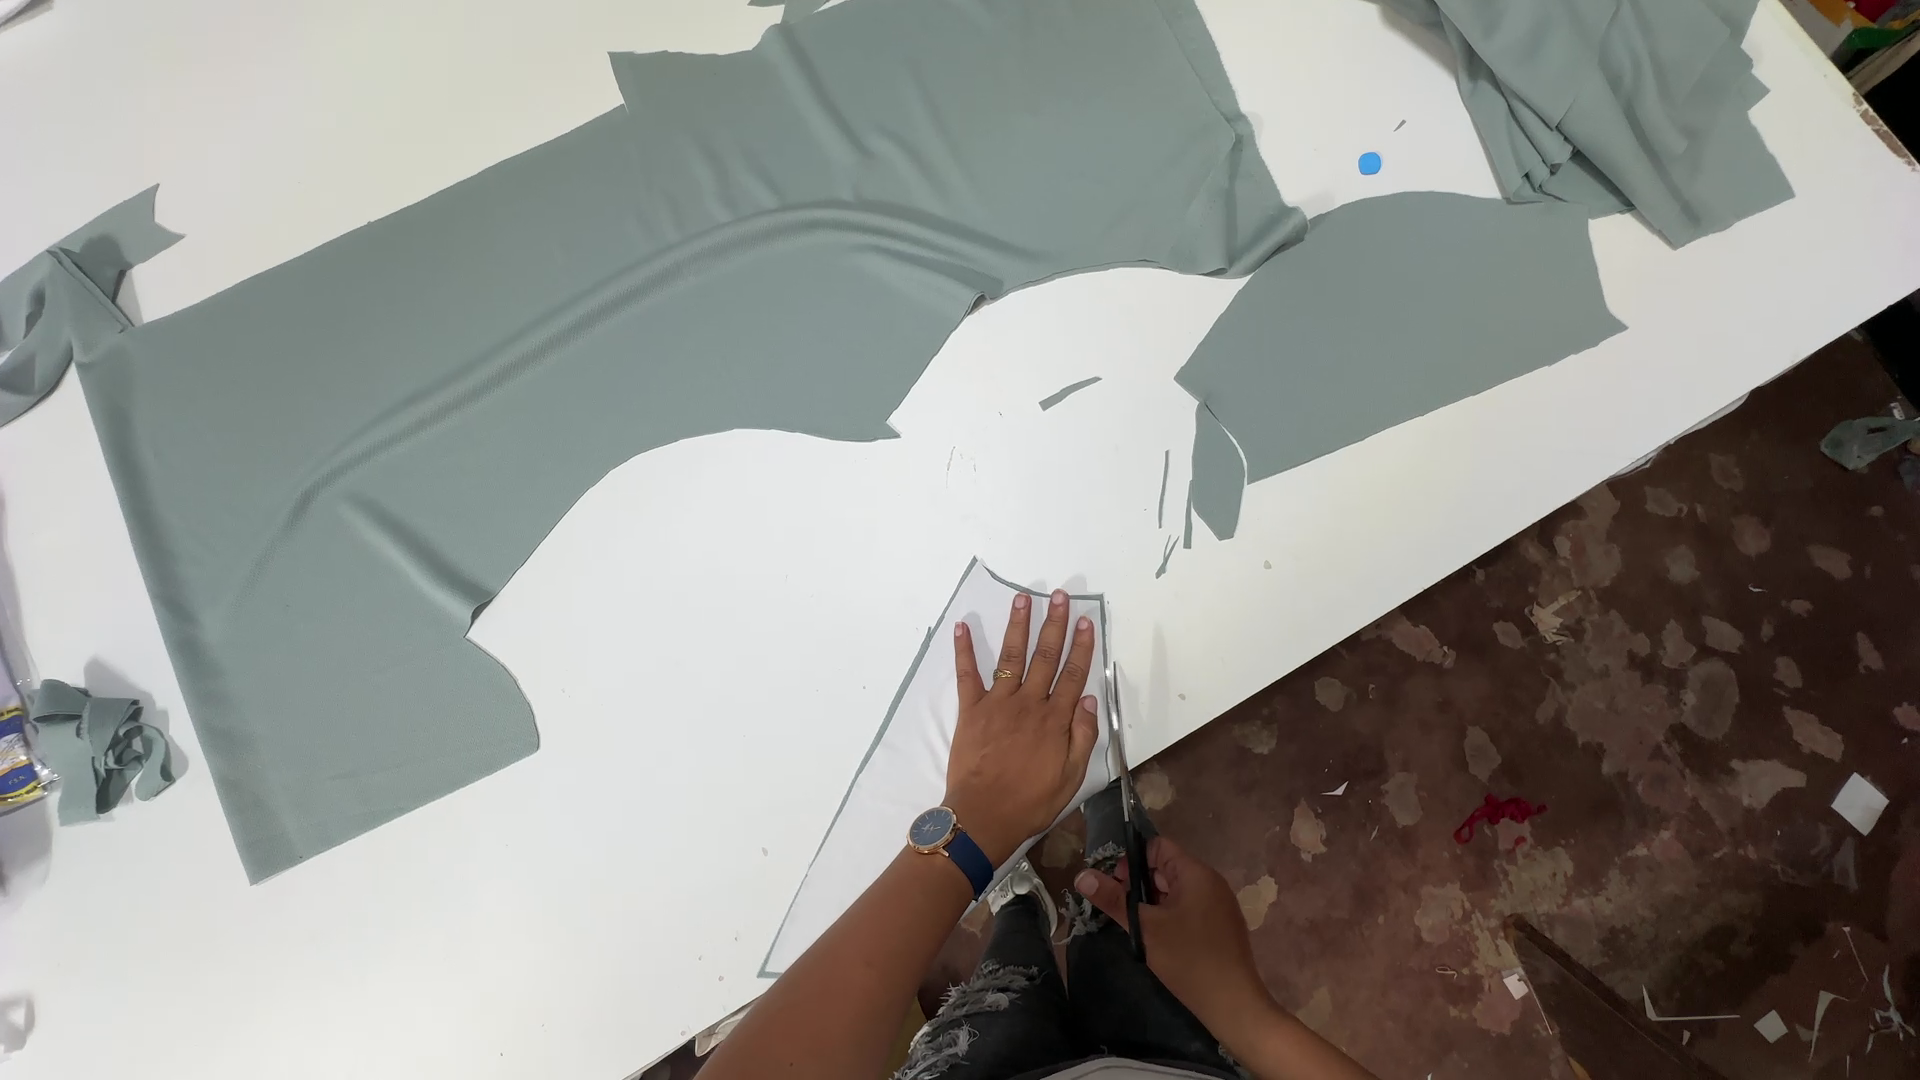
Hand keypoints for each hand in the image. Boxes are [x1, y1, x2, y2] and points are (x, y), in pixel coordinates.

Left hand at [944, 590, 1099, 865]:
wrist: (983, 816)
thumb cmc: (1030, 802)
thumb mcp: (1071, 777)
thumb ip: (1082, 736)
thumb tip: (1090, 699)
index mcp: (1055, 719)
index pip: (1073, 674)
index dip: (1082, 646)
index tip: (1086, 620)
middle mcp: (1028, 703)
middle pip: (1045, 656)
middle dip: (1054, 624)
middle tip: (1059, 595)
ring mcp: (998, 703)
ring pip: (1011, 656)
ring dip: (1018, 625)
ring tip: (1023, 598)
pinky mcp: (971, 709)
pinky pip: (967, 674)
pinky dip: (964, 649)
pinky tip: (961, 626)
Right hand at [1072, 835, 1275, 1041]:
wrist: (1235, 1007)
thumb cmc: (1189, 960)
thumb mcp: (1145, 928)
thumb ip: (1112, 899)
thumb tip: (1081, 875)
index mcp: (1195, 873)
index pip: (1158, 847)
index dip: (1133, 861)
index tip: (1117, 886)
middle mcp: (1210, 882)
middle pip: (1166, 868)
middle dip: (1140, 884)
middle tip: (1123, 910)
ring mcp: (1219, 905)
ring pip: (1176, 890)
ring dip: (1154, 902)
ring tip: (1139, 926)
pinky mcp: (1221, 926)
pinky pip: (1189, 907)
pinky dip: (1170, 915)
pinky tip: (1160, 939)